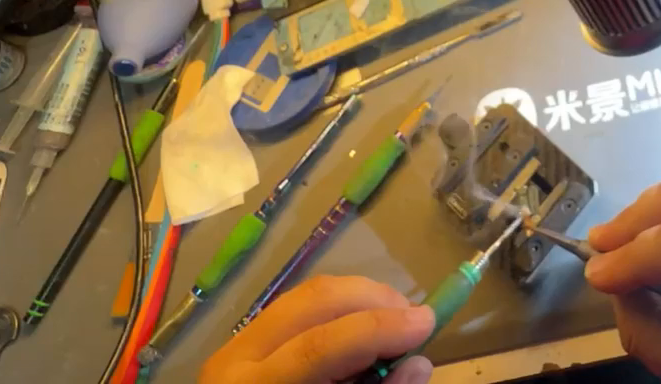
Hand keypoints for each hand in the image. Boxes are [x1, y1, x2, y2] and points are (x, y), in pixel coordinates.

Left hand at [199, 275, 434, 383]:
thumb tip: (419, 365)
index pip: (317, 348)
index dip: (378, 331)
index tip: (427, 324)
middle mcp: (233, 365)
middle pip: (313, 303)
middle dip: (373, 300)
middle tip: (414, 317)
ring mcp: (234, 349)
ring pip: (307, 295)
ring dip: (360, 298)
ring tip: (396, 317)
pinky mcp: (243, 345)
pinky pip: (301, 308)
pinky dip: (340, 309)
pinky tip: (364, 324)